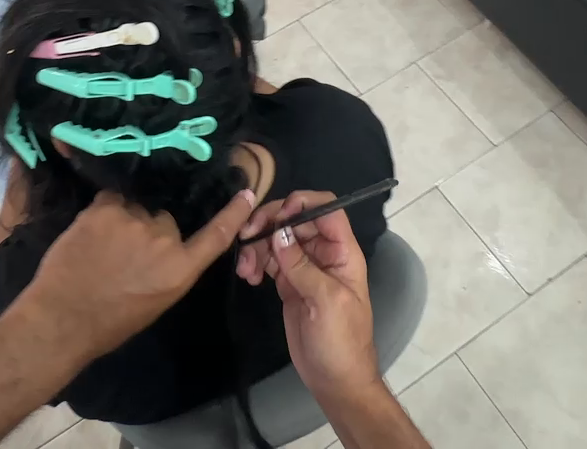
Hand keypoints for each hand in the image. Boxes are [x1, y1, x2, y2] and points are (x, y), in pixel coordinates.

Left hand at [19, 188, 257, 361]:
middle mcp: (164, 240)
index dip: (233, 214)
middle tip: (124, 249)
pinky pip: (111, 198)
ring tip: (102, 242)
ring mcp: (134, 220)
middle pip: (164, 217)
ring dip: (124, 217)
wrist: (64, 319)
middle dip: (149, 226)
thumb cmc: (110, 322)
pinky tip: (91, 230)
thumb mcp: (155, 300)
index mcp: (180, 270)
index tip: (247, 192)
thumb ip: (168, 266)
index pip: (215, 236)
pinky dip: (103, 210)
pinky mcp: (105, 208)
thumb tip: (167, 243)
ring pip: (135, 205)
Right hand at [235, 191, 382, 400]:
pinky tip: (248, 275)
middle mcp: (322, 253)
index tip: (278, 216)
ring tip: (245, 268)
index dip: (302, 203)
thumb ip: (302, 266)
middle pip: (294, 219)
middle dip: (269, 223)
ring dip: (257, 245)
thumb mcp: (326, 302)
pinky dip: (255, 260)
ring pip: (277, 237)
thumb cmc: (342, 342)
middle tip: (246, 236)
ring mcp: (303, 266)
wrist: (335, 382)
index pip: (326, 209)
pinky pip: (268, 258)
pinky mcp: (287, 281)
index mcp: (341, 252)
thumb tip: (279, 232)